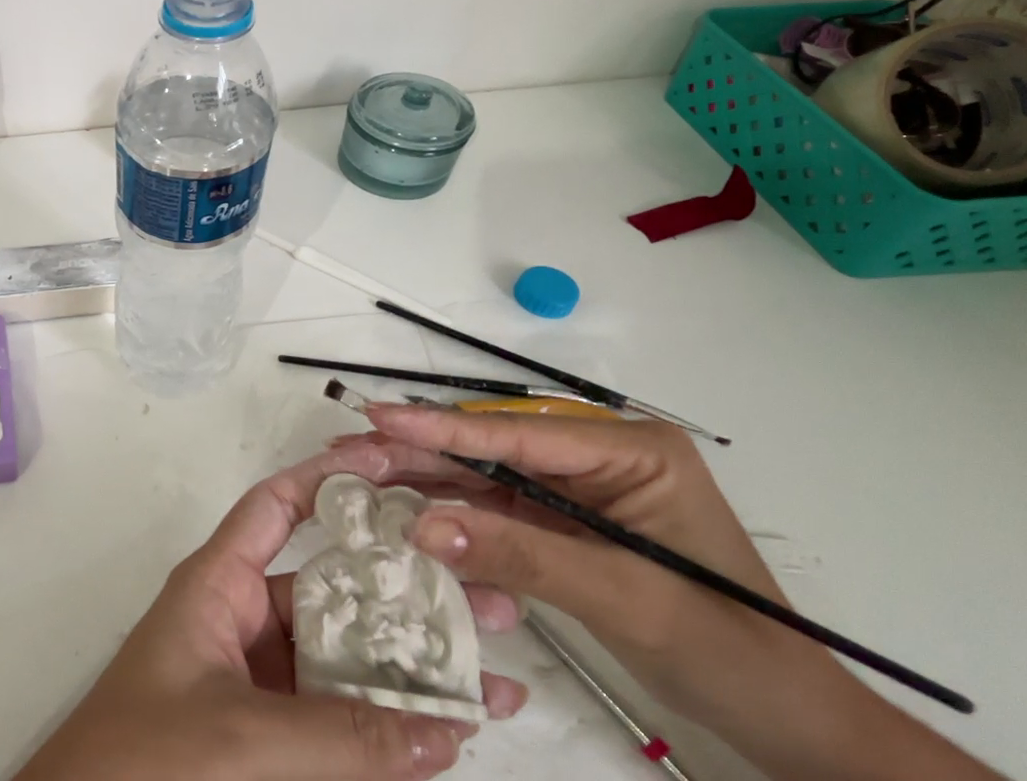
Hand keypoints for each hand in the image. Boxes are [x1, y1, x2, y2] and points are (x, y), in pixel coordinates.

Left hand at [14, 441, 527, 780]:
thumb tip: (446, 733)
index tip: (397, 467)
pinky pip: (339, 711)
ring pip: (348, 656)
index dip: (328, 479)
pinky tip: (453, 726)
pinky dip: (390, 720)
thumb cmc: (144, 755)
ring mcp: (260, 677)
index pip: (275, 509)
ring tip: (498, 666)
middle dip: (409, 590)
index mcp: (218, 586)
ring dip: (414, 662)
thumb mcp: (242, 737)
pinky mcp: (270, 727)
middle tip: (491, 593)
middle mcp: (243, 620)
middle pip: (335, 589)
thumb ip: (342, 737)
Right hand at [347, 404, 1003, 780]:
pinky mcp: (563, 528)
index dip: (442, 427)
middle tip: (350, 453)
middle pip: (492, 451)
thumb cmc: (726, 646)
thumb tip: (420, 527)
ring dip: (426, 483)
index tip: (377, 416)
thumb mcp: (622, 596)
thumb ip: (519, 554)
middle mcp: (599, 460)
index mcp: (632, 451)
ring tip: (361, 479)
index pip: (519, 435)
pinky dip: (453, 521)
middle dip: (421, 453)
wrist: (781, 715)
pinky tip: (407, 517)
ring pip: (484, 480)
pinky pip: (495, 515)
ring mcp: (579, 494)